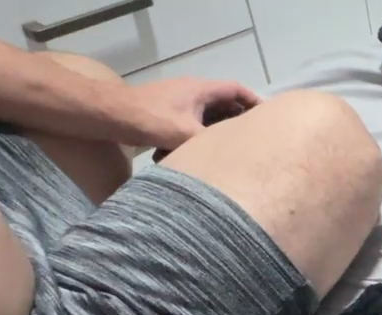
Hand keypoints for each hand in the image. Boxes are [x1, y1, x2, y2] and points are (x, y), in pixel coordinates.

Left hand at [126, 77, 259, 149]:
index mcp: (200, 90)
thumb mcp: (190, 134)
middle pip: (227, 101)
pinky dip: (210, 132)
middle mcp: (193, 91)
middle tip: (258, 139)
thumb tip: (242, 158)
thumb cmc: (152, 120)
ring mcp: (181, 101)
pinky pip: (199, 120)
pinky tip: (213, 150)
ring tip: (239, 148)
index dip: (255, 101)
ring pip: (213, 112)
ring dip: (226, 127)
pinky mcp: (172, 112)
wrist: (112, 115)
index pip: (236, 89)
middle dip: (243, 118)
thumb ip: (218, 143)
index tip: (269, 119)